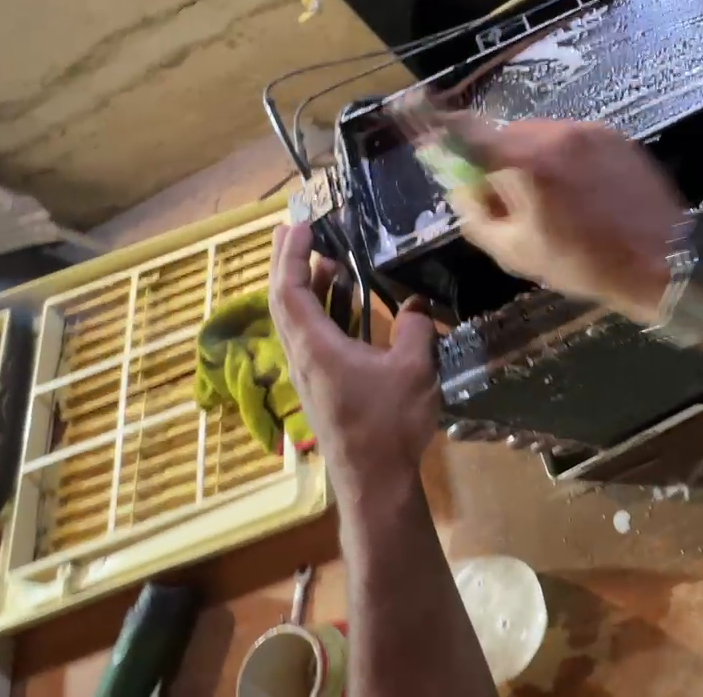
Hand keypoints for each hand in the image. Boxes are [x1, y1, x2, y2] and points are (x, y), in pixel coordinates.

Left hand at [268, 222, 437, 491]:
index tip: (299, 224)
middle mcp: (304, 356)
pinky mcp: (324, 382)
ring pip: (299, 318)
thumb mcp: (413, 368)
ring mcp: (311, 371)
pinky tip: (348, 299)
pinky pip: (315, 332)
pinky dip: (326, 306)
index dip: (291, 255)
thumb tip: (417, 305)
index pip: (290, 292)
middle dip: (290, 262)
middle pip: (285, 301)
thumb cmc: (389, 421)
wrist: (374, 478)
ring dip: (310, 284)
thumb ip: (416, 329)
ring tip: (328, 255)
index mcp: (317, 347)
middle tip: (301, 229)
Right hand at [448, 118, 685, 323]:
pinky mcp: (615, 136)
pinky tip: (580, 191)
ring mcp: (590, 132)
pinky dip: (564, 158)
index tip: (417, 114)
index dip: (437, 123)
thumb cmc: (584, 265)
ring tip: (552, 200)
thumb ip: (477, 214)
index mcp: (527, 163)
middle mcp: (557, 134)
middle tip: (507, 199)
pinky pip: (572, 140)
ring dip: (531, 159)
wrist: (662, 259)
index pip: (466, 131)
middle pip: (506, 135)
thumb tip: (461, 187)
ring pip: (540, 136)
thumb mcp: (516, 251)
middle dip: (497, 161)